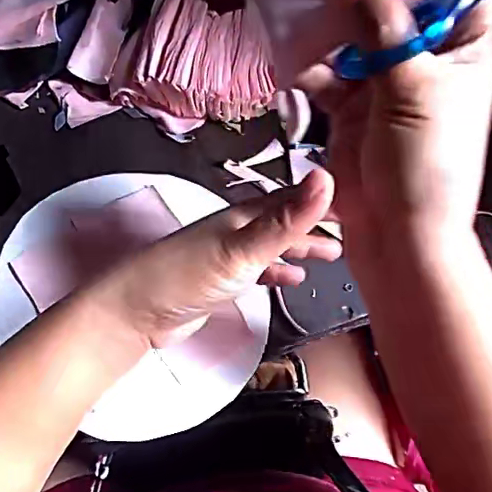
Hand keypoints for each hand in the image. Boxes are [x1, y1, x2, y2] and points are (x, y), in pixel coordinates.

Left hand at [86, 170, 340, 347]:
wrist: (135, 312)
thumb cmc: (185, 276)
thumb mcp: (243, 247)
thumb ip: (286, 219)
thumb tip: (327, 178)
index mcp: (244, 214)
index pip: (292, 198)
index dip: (323, 199)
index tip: (357, 201)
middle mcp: (237, 229)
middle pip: (285, 220)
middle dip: (316, 223)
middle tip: (351, 228)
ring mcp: (227, 255)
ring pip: (274, 245)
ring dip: (300, 248)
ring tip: (331, 254)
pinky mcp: (220, 281)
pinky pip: (258, 270)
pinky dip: (278, 272)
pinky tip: (291, 280)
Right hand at [300, 0, 491, 249]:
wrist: (398, 234)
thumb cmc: (428, 170)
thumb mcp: (414, 91)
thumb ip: (387, 32)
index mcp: (464, 51)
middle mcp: (427, 61)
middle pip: (403, 4)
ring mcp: (388, 83)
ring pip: (359, 36)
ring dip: (335, 26)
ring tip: (311, 13)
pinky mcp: (353, 108)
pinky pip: (329, 73)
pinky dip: (312, 66)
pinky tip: (298, 62)